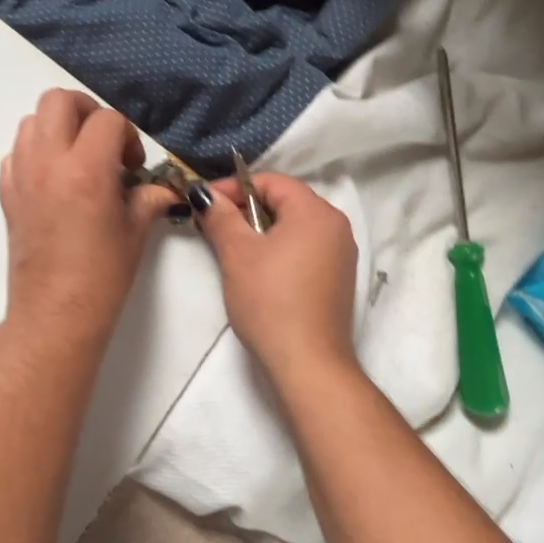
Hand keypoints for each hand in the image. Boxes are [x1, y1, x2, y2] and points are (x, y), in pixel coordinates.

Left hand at [0, 90, 179, 343]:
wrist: (54, 314)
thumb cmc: (101, 276)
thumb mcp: (134, 233)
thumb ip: (148, 198)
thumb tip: (163, 189)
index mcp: (86, 169)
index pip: (107, 120)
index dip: (126, 136)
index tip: (132, 166)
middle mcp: (48, 163)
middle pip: (58, 101)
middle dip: (86, 112)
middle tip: (103, 144)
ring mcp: (21, 176)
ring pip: (32, 121)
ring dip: (58, 129)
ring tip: (79, 159)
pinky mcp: (6, 194)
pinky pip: (16, 153)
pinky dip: (35, 154)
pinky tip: (55, 181)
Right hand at [199, 173, 359, 381]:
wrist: (307, 362)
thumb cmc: (270, 300)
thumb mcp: (237, 253)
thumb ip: (220, 216)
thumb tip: (205, 194)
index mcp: (316, 212)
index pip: (271, 181)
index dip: (233, 187)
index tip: (203, 203)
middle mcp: (335, 226)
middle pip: (284, 202)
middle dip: (244, 208)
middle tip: (211, 225)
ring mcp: (340, 254)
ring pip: (292, 227)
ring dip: (258, 230)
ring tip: (228, 248)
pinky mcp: (336, 279)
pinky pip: (303, 249)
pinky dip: (276, 250)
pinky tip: (254, 270)